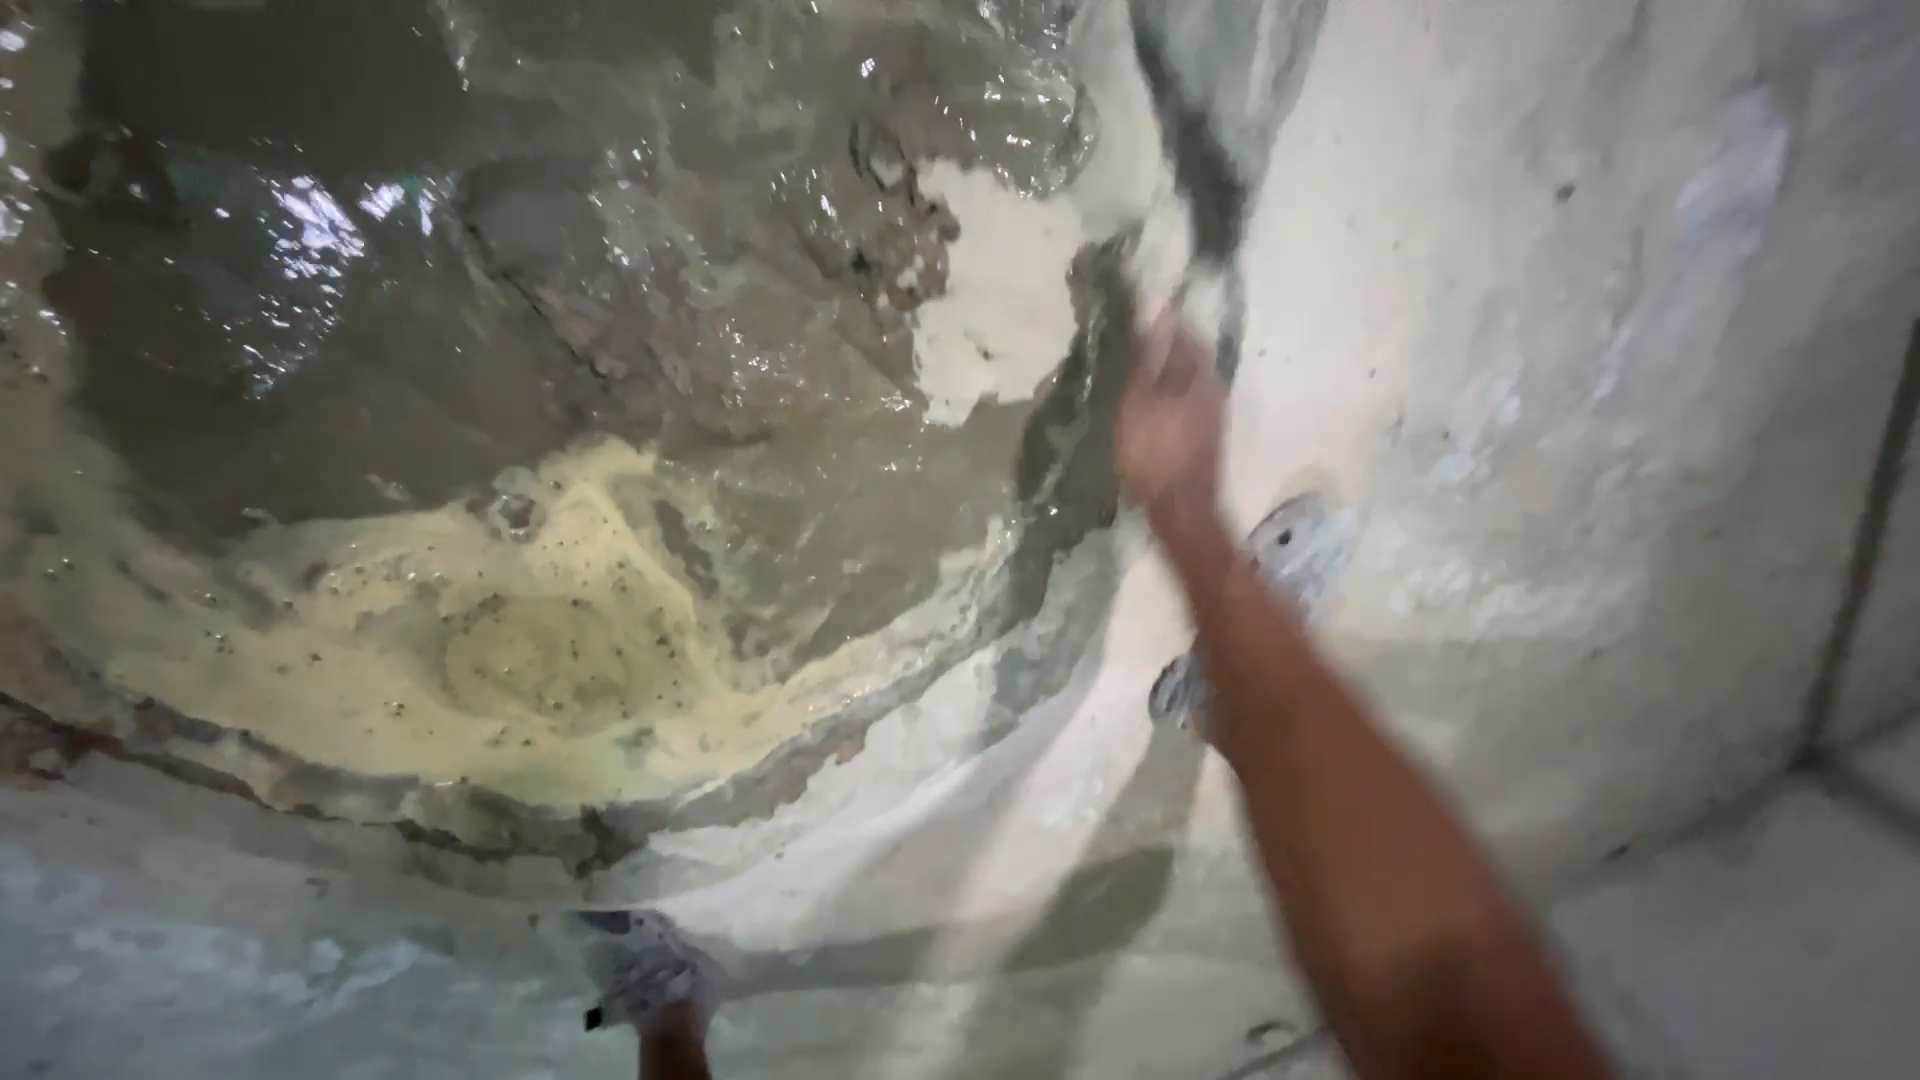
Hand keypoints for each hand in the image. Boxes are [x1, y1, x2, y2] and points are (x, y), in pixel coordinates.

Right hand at [1115, 303, 1227, 519]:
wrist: (1182, 508)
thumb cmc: (1153, 453)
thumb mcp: (1140, 399)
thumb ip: (1149, 354)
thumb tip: (1155, 307)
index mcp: (1198, 372)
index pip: (1183, 329)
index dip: (1160, 319)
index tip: (1135, 313)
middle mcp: (1214, 385)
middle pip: (1190, 353)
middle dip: (1164, 345)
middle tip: (1133, 343)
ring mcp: (1214, 411)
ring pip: (1189, 377)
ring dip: (1166, 371)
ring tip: (1137, 373)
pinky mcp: (1208, 433)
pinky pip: (1188, 398)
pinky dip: (1169, 393)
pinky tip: (1151, 403)